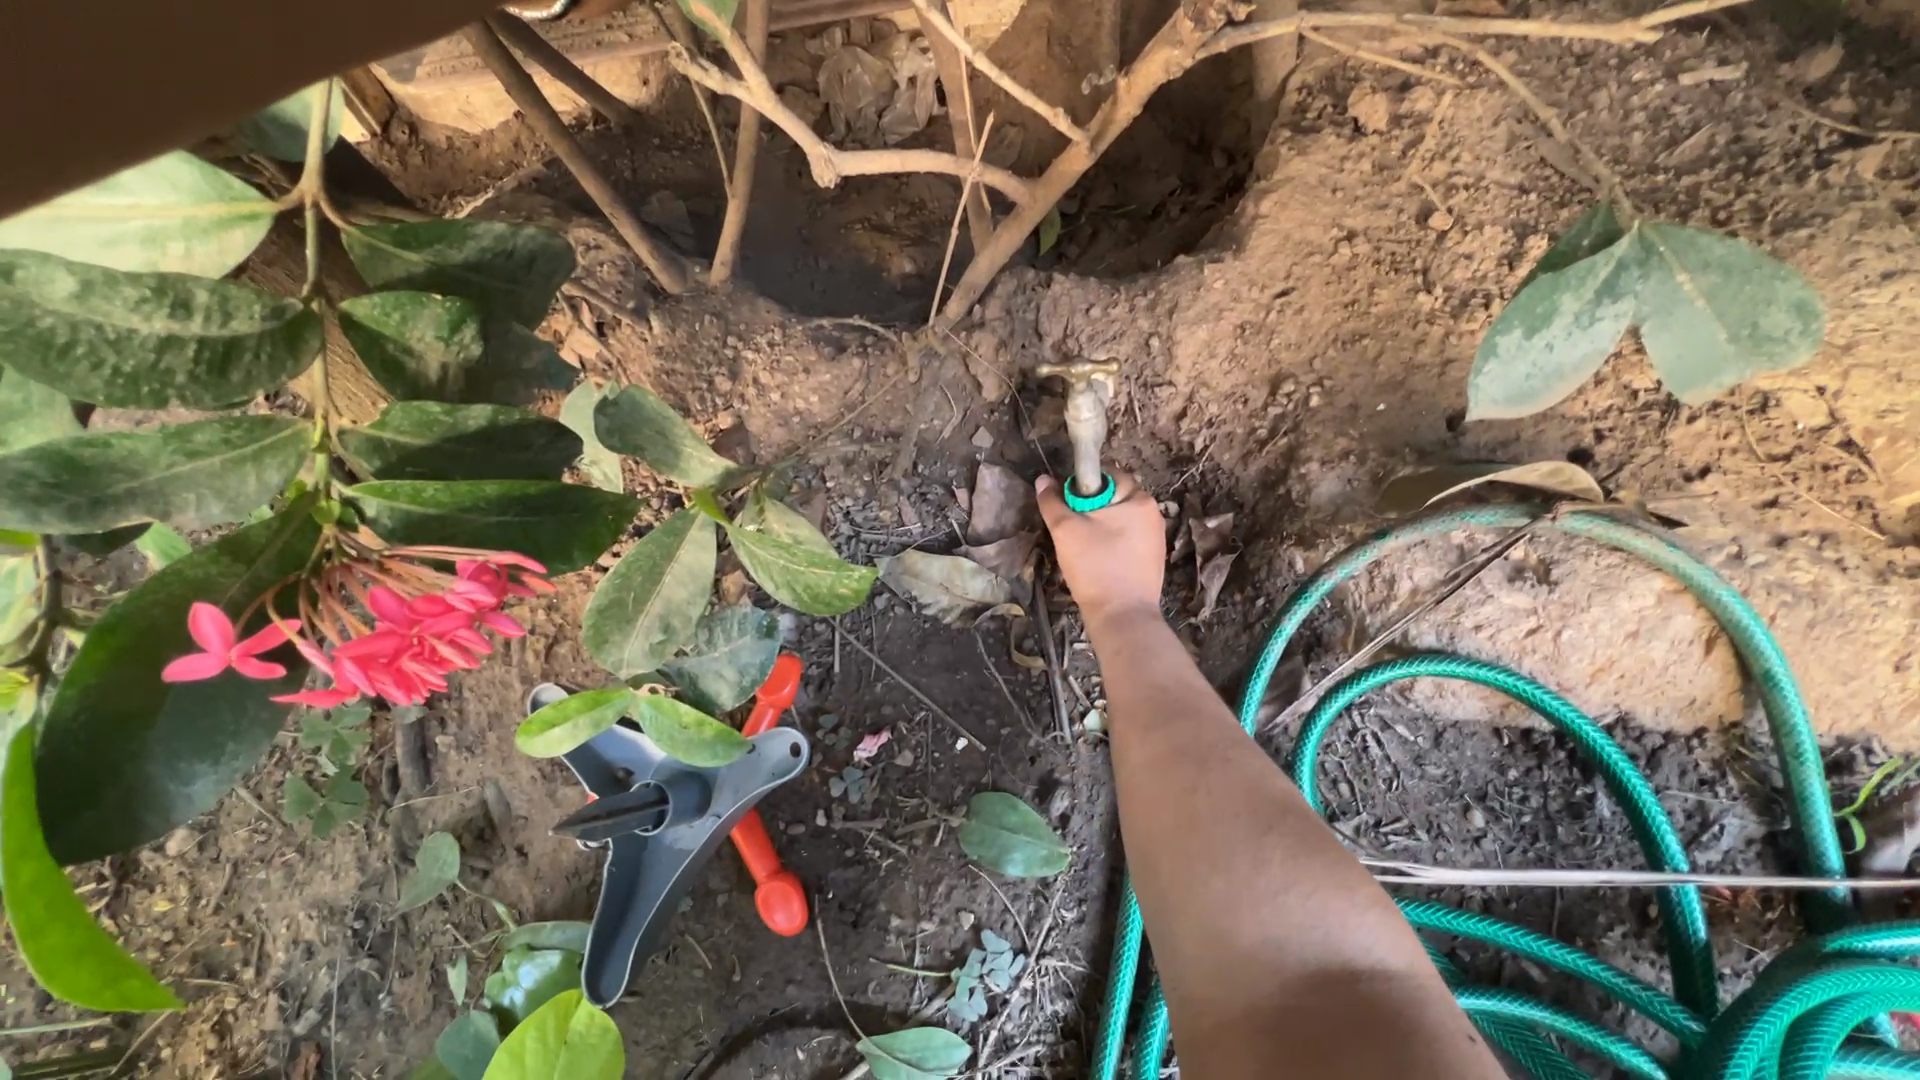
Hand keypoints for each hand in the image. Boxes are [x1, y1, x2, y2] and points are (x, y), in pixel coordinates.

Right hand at [1035, 473, 1165, 626]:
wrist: (1121, 617)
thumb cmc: (1095, 567)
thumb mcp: (1065, 530)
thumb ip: (1052, 502)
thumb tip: (1043, 480)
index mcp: (1139, 499)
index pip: (1107, 476)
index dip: (1082, 487)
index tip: (1067, 507)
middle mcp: (1154, 514)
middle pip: (1113, 500)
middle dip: (1090, 511)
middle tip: (1072, 532)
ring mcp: (1156, 539)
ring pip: (1118, 523)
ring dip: (1099, 530)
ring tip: (1083, 551)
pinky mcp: (1152, 560)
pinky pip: (1126, 542)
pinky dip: (1111, 547)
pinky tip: (1098, 564)